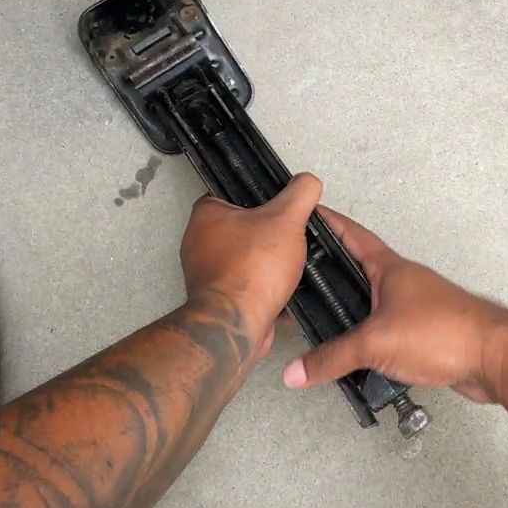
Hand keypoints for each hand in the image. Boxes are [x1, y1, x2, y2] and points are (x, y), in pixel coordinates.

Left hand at [180, 173, 321, 355]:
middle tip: (287, 234)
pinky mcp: (219, 298)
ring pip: (245, 257)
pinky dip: (264, 285)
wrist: (239, 324)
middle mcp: (199, 242)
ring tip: (288, 261)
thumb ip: (300, 193)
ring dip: (267, 261)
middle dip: (268, 233)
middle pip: (242, 227)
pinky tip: (283, 286)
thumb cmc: (250, 271)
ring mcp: (206, 272)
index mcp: (206, 214)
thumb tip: (308, 182)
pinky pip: (246, 284)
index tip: (277, 202)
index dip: (259, 196)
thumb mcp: (287, 218)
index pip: (231, 192)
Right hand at [283, 207, 507, 402]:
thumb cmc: (446, 331)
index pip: (350, 234)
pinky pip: (383, 330)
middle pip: (357, 267)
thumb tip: (298, 370)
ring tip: (320, 317)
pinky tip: (354, 356)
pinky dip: (365, 339)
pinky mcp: (420, 333)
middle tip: (302, 267)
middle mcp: (400, 282)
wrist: (492, 358)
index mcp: (388, 268)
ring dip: (348, 307)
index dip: (327, 222)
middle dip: (329, 267)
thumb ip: (333, 357)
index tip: (307, 213)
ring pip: (370, 301)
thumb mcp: (377, 343)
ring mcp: (411, 306)